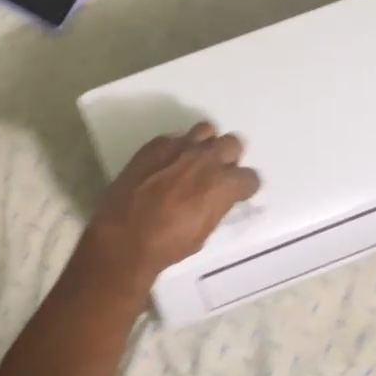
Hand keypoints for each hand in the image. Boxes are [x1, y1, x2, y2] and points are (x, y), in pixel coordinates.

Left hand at [80, 123, 260, 287]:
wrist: (124, 237)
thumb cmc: (168, 245)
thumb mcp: (204, 232)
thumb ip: (216, 206)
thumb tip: (217, 198)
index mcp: (224, 184)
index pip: (250, 177)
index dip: (244, 187)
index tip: (236, 194)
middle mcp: (207, 159)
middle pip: (233, 144)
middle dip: (229, 158)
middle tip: (216, 174)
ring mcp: (180, 147)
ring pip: (206, 130)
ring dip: (205, 144)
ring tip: (194, 161)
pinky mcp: (155, 144)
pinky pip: (175, 137)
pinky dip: (177, 148)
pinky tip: (167, 165)